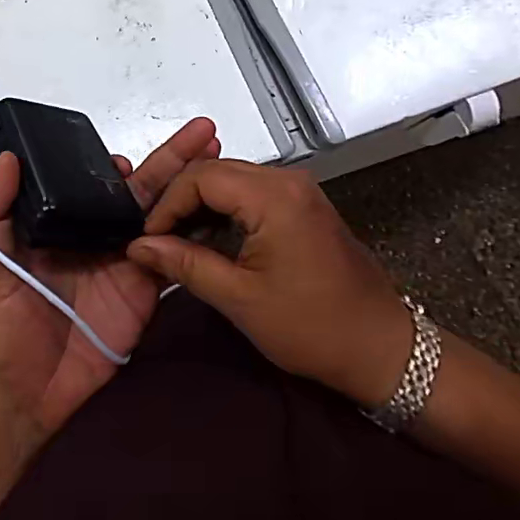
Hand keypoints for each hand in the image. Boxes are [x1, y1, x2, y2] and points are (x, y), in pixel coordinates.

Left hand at [0, 118, 220, 436]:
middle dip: (174, 161)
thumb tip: (7, 160)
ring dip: (194, 192)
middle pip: (144, 192)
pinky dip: (200, 240)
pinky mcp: (146, 292)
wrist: (30, 393)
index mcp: (66, 224)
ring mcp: (128, 263)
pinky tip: (222, 218)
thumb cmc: (4, 329)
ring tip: (221, 166)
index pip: (99, 182)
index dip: (121, 164)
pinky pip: (177, 260)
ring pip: (167, 218)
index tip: (133, 156)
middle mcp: (101, 237)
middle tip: (203, 134)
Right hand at [126, 160, 412, 409]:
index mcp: (273, 196)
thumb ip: (184, 264)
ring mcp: (299, 191)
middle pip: (215, 172)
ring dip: (200, 206)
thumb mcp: (239, 298)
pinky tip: (207, 240)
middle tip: (155, 239)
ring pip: (232, 181)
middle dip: (179, 201)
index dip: (166, 204)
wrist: (381, 347)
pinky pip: (252, 194)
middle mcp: (287, 181)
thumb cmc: (311, 326)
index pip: (200, 177)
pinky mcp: (304, 206)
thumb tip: (138, 246)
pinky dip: (224, 212)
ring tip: (175, 242)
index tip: (147, 239)